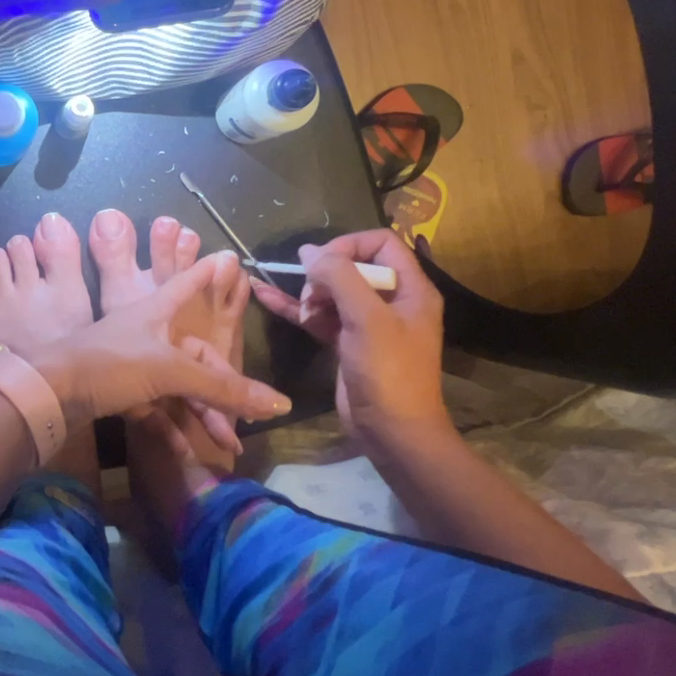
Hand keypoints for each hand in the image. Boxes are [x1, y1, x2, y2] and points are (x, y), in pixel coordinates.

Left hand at [27, 253, 292, 425]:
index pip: (188, 283)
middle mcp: (146, 332)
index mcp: (156, 311)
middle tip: (248, 419)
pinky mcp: (117, 390)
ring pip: (178, 386)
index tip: (228, 259)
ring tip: (227, 443)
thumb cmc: (109, 363)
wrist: (47, 393)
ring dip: (202, 414)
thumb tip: (280, 403)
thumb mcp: (170, 371)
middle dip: (223, 389)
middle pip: (196, 355)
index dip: (208, 272)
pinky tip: (185, 452)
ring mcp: (131, 362)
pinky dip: (169, 427)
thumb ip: (223, 389)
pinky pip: (153, 407)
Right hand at [251, 230, 448, 450]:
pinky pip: (318, 315)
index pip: (381, 244)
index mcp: (411, 289)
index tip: (322, 262)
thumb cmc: (388, 372)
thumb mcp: (367, 319)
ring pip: (332, 290)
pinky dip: (295, 307)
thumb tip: (308, 251)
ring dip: (310, 294)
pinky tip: (264, 295)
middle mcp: (391, 301)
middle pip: (352, 266)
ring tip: (302, 310)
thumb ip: (339, 277)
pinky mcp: (347, 342)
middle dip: (325, 274)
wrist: (392, 432)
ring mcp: (368, 323)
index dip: (349, 245)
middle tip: (312, 295)